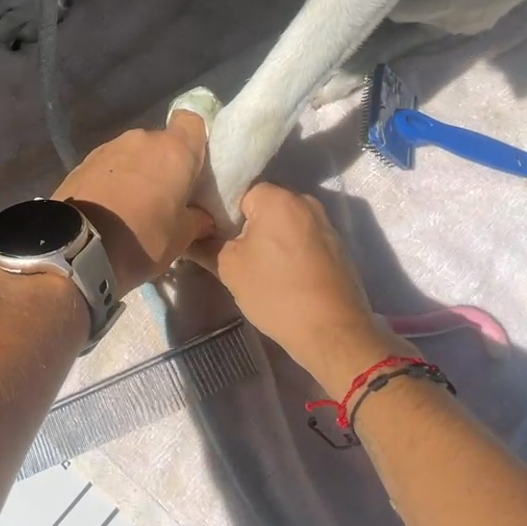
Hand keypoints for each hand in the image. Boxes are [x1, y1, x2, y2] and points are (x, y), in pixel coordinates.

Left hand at [53, 110, 214, 297]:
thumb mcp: (181, 238)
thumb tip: (202, 216)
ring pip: (134, 154)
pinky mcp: (82, 162)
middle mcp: (140, 139)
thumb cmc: (141, 238)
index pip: (192, 123)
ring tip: (135, 206)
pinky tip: (111, 207)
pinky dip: (114, 180)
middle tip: (168, 196)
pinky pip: (110, 166)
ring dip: (138, 173)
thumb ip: (197, 220)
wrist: (75, 246)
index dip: (196, 141)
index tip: (195, 167)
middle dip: (166, 165)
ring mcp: (108, 148)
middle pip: (162, 143)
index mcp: (173, 150)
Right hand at [193, 183, 413, 387]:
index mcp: (278, 199)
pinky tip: (282, 276)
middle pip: (264, 206)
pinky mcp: (338, 248)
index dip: (223, 213)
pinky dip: (290, 251)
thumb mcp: (229, 269)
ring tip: (257, 266)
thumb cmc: (276, 293)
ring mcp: (326, 225)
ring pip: (284, 224)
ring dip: (270, 239)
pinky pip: (303, 239)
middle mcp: (306, 203)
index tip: (215, 235)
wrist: (332, 333)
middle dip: (247, 225)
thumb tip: (188, 236)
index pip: (239, 192)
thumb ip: (205, 245)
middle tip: (232, 252)